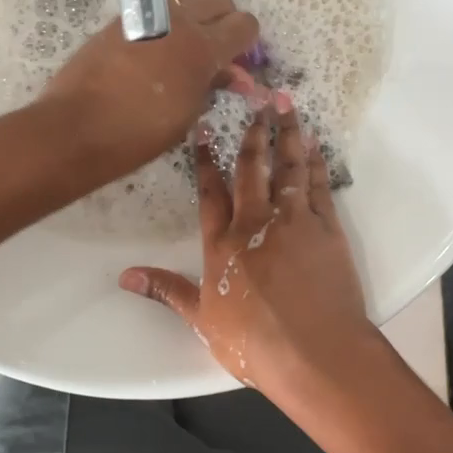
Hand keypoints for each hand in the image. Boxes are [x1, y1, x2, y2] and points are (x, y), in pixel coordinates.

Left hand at [40, 0, 259, 174]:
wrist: (78, 126)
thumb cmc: (139, 133)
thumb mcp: (187, 115)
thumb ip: (211, 86)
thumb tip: (232, 74)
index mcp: (203, 48)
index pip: (244, 25)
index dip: (246, 41)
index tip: (239, 59)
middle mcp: (179, 21)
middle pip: (218, 2)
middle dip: (223, 23)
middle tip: (215, 51)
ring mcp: (147, 16)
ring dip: (193, 15)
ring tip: (183, 46)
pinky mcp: (120, 20)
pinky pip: (154, 9)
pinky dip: (164, 22)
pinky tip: (154, 49)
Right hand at [120, 95, 373, 390]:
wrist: (314, 351)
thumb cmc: (253, 341)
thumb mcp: (202, 319)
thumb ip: (166, 290)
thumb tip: (125, 277)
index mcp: (222, 243)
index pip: (210, 192)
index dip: (205, 160)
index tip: (204, 131)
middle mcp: (256, 223)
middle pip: (251, 170)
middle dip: (251, 135)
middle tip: (256, 101)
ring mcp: (294, 223)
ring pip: (288, 169)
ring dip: (288, 135)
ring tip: (288, 106)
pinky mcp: (327, 230)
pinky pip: (318, 187)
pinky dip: (315, 163)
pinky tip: (314, 146)